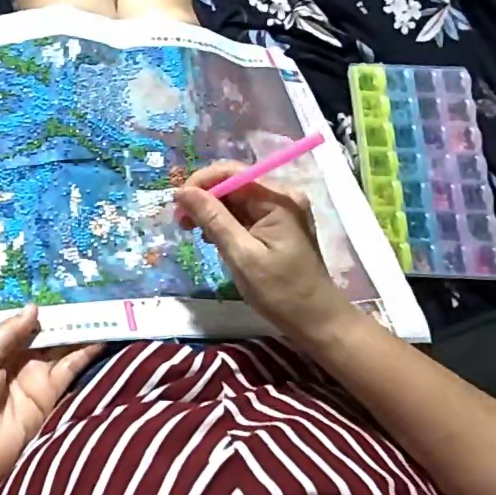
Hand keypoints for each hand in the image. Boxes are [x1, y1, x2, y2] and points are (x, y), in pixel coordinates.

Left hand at [0, 305, 101, 494]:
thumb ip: (6, 334)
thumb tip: (34, 307)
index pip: (24, 322)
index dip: (42, 308)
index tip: (63, 287)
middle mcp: (19, 359)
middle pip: (46, 333)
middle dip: (65, 317)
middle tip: (91, 294)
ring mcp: (36, 378)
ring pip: (62, 349)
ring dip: (80, 332)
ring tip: (102, 311)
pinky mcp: (50, 397)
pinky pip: (71, 371)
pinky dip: (86, 355)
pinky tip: (100, 337)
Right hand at [175, 161, 371, 344]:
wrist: (317, 322)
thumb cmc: (280, 291)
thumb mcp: (241, 255)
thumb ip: (212, 218)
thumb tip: (182, 192)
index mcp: (277, 199)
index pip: (231, 172)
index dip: (200, 183)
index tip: (178, 206)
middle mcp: (281, 196)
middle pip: (232, 183)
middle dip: (203, 199)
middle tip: (182, 223)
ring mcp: (281, 210)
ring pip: (235, 198)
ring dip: (211, 211)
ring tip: (195, 233)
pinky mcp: (277, 224)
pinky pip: (244, 213)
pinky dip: (224, 222)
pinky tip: (213, 238)